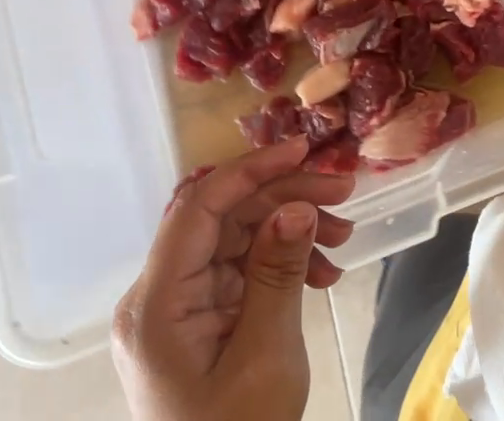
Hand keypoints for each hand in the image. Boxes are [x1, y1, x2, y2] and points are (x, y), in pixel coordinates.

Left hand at [112, 136, 356, 420]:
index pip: (198, 209)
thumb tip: (296, 206)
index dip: (251, 170)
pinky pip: (245, 269)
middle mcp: (160, 296)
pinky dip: (287, 261)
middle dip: (285, 198)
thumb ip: (278, 273)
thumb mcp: (265, 353)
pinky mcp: (202, 320)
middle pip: (224, 218)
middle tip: (346, 194)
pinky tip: (325, 273)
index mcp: (156, 303)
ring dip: (294, 228)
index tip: (305, 151)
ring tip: (345, 237)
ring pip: (239, 238)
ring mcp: (180, 308)